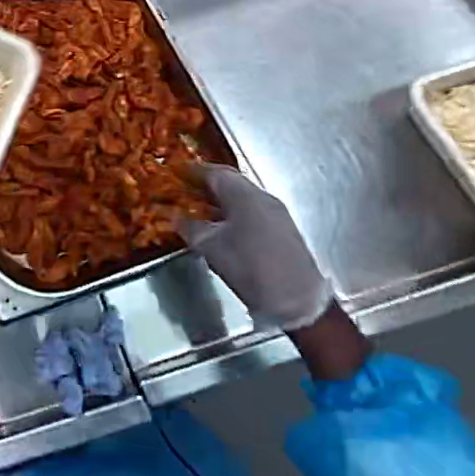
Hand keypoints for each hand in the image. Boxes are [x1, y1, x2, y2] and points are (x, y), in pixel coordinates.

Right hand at [178, 163, 332, 331]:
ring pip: (242, 197)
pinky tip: (223, 227)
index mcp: (244, 195)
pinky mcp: (284, 230)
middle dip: (206, 184)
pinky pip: (252, 210)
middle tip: (185, 190)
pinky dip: (234, 212)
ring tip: (200, 210)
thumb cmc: (251, 269)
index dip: (192, 171)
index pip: (214, 172)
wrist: (299, 303)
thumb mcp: (211, 248)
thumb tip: (177, 218)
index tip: (175, 173)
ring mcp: (277, 213)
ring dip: (220, 200)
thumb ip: (190, 228)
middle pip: (230, 181)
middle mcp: (263, 197)